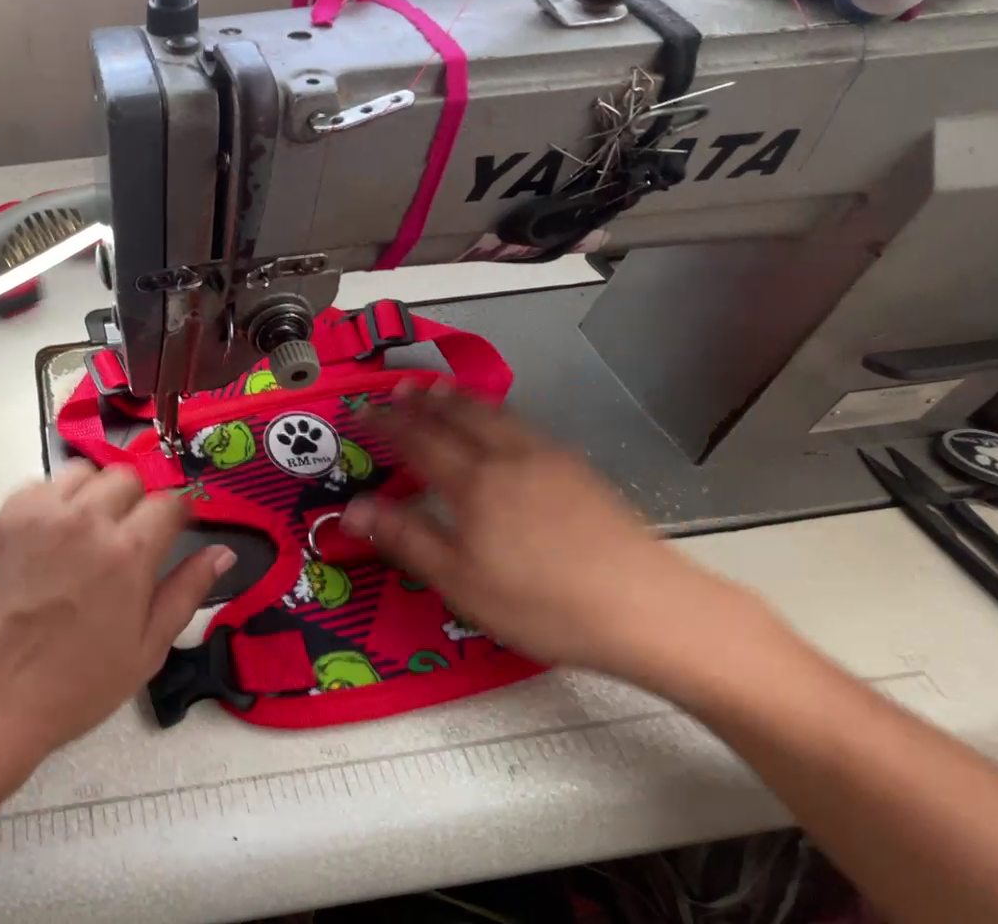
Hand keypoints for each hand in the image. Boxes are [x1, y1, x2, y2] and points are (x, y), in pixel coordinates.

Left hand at [0, 462, 234, 767]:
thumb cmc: (77, 684)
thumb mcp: (147, 649)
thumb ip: (187, 592)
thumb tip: (223, 552)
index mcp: (128, 552)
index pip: (170, 501)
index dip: (179, 514)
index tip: (176, 530)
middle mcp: (86, 519)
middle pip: (128, 477)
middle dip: (138, 501)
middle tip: (130, 537)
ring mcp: (41, 512)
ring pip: (86, 471)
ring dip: (97, 492)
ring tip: (91, 530)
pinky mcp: (7, 515)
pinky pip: (44, 482)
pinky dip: (58, 498)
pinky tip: (56, 534)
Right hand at [343, 386, 771, 688]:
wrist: (647, 608)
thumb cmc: (541, 603)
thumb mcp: (459, 581)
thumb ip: (405, 538)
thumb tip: (351, 508)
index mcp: (474, 483)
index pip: (419, 440)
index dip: (387, 424)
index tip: (363, 412)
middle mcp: (509, 458)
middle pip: (460, 416)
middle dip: (424, 401)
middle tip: (399, 390)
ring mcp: (550, 460)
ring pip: (497, 414)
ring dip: (461, 400)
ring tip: (440, 392)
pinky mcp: (580, 471)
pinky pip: (525, 425)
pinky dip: (497, 413)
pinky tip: (502, 425)